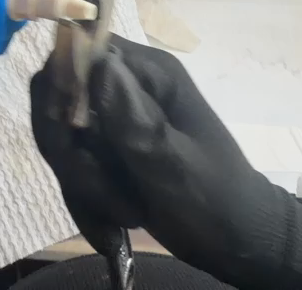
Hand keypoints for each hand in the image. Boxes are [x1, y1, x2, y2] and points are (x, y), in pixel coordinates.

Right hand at [30, 36, 301, 289]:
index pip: (78, 52)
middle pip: (58, 96)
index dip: (62, 89)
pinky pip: (71, 162)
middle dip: (70, 152)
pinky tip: (109, 227)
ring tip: (120, 217)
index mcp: (146, 71)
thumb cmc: (217, 203)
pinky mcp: (106, 145)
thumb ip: (133, 119)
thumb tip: (97, 61)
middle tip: (98, 193)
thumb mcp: (175, 166)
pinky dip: (83, 198)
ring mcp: (112, 114)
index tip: (70, 137)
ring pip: (60, 135)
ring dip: (80, 182)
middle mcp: (123, 82)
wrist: (243, 248)